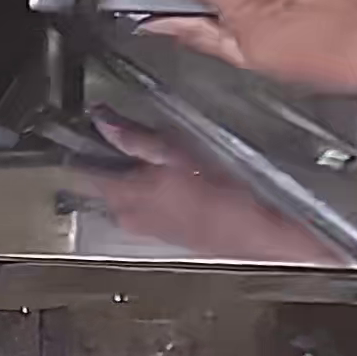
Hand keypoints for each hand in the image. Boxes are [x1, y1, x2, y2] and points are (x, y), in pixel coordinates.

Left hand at [82, 108, 346, 265]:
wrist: (271, 233)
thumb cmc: (231, 192)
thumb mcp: (179, 153)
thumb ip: (135, 138)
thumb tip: (101, 120)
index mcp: (123, 194)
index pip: (85, 168)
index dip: (87, 148)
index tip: (91, 134)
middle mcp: (125, 214)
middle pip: (103, 182)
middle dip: (115, 164)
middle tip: (141, 148)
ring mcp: (142, 227)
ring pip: (123, 196)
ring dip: (135, 181)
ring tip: (166, 168)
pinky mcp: (161, 234)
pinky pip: (143, 209)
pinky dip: (152, 197)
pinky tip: (178, 189)